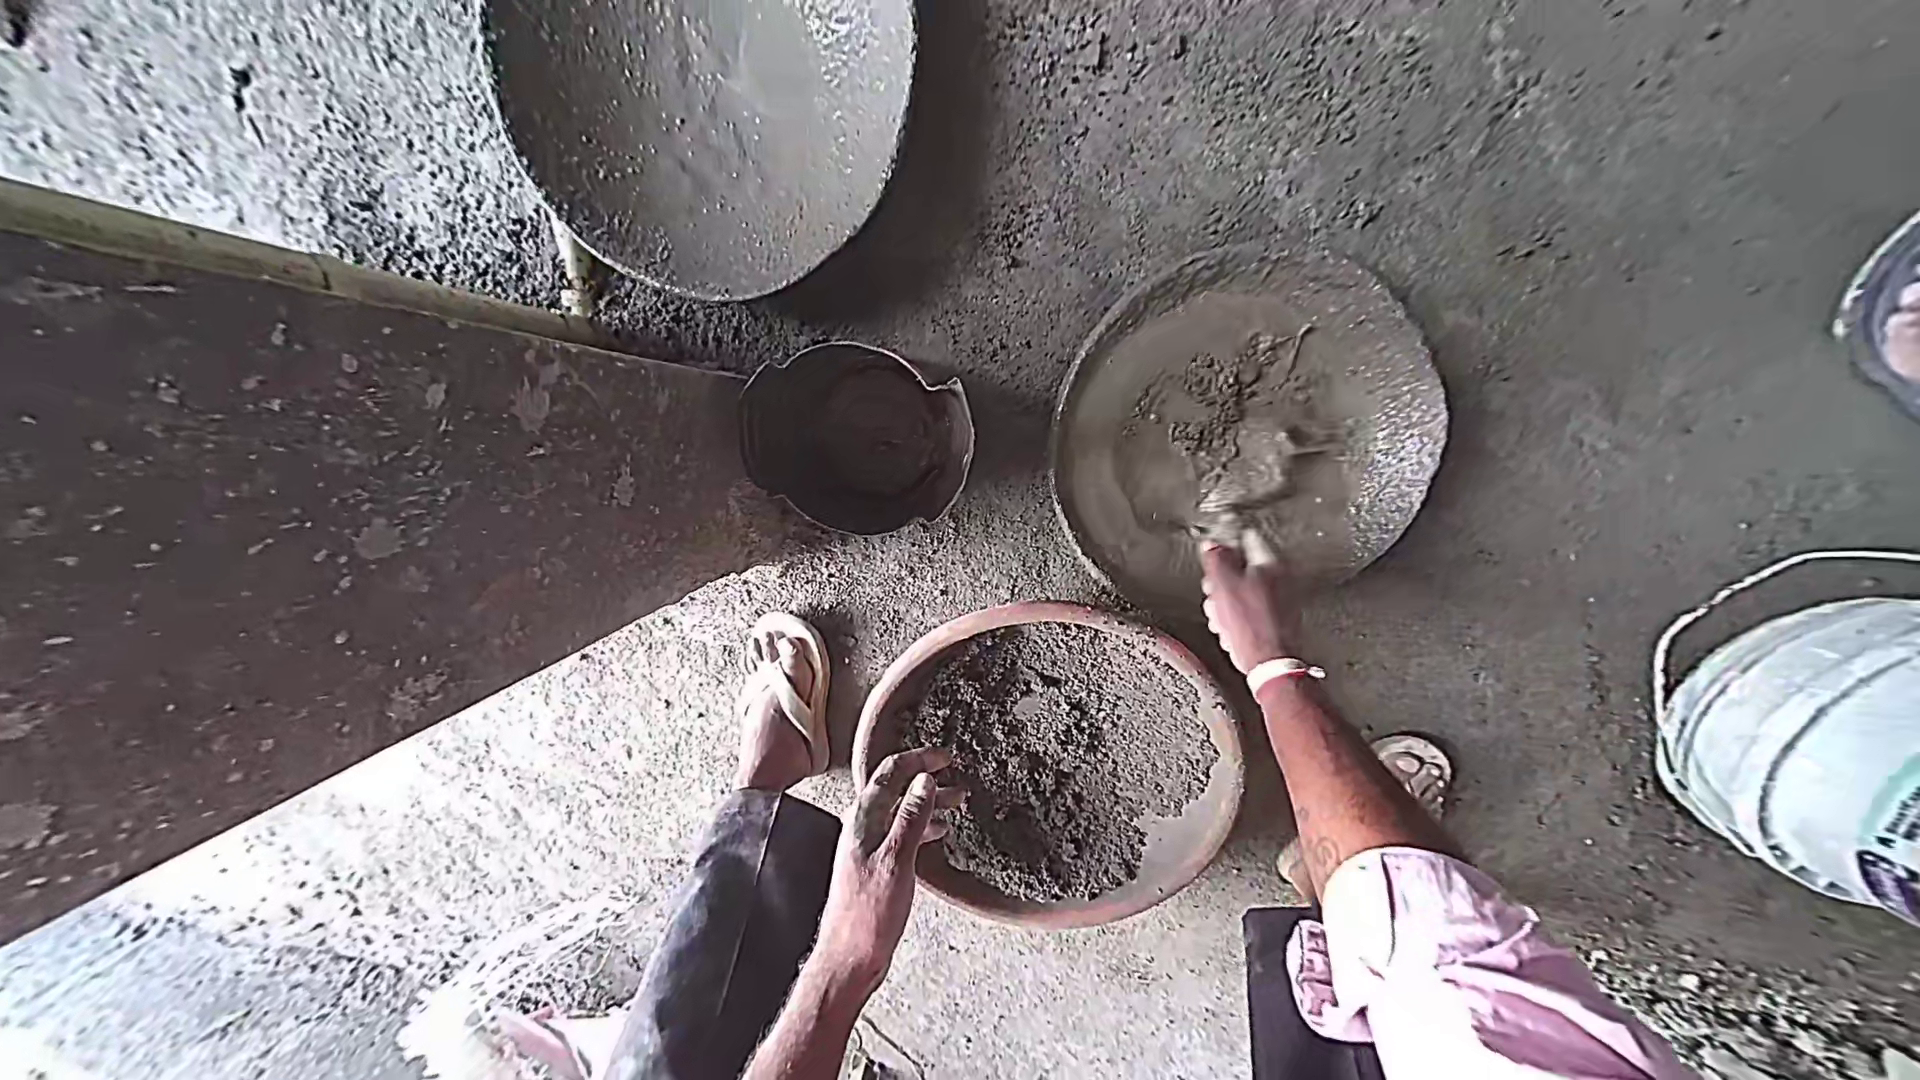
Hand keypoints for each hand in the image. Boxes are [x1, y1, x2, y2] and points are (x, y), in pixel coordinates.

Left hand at [812, 747, 962, 996]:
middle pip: (897, 786)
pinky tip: (940, 828)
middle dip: (927, 775)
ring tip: (957, 797)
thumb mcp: (897, 860)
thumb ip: (911, 817)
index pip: (891, 770)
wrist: (850, 957)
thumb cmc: (869, 913)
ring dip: (929, 799)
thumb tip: (924, 780)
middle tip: (954, 769)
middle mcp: (864, 824)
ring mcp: (870, 842)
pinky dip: (924, 823)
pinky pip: (904, 829)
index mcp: (864, 817)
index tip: (945, 756)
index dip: (919, 758)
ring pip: (903, 807)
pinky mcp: (879, 860)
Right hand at [1200, 540, 1300, 675]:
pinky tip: (1230, 626)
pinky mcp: (1275, 618)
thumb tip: (1212, 543)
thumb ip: (1216, 559)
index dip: (1224, 542)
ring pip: (1240, 589)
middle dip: (1220, 580)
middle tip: (1213, 591)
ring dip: (1224, 601)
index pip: (1245, 537)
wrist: (1268, 663)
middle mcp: (1280, 578)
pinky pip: (1247, 608)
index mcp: (1271, 563)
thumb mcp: (1224, 584)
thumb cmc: (1251, 627)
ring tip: (1221, 615)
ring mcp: (1280, 599)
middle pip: (1240, 566)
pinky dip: (1235, 616)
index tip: (1212, 547)